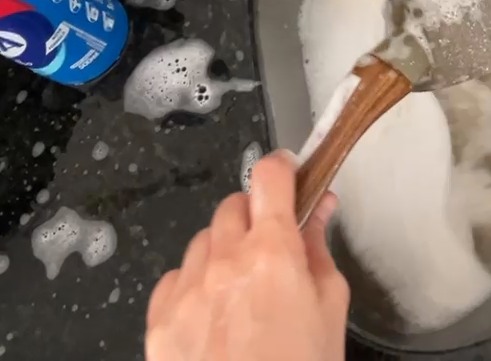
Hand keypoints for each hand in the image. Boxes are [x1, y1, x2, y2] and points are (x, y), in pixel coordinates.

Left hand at [146, 152, 347, 360]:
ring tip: (242, 290)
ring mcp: (187, 291)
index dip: (282, 167)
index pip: (269, 175)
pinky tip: (212, 314)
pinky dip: (193, 283)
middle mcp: (224, 260)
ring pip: (204, 240)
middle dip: (255, 215)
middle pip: (234, 204)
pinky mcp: (159, 324)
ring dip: (224, 250)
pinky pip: (175, 278)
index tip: (291, 174)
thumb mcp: (330, 310)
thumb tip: (319, 207)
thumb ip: (320, 249)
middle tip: (272, 247)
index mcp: (272, 250)